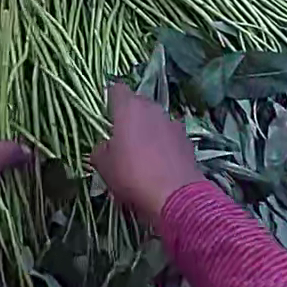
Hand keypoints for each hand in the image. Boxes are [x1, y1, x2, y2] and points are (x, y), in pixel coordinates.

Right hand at [91, 83, 203, 225]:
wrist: (176, 197)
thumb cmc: (133, 175)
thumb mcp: (104, 166)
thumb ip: (100, 150)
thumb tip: (104, 147)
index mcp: (128, 108)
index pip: (117, 89)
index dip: (111, 100)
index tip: (107, 117)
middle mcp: (151, 108)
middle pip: (138, 103)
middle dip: (130, 117)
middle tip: (123, 139)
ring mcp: (171, 122)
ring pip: (155, 119)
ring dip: (148, 129)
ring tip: (143, 154)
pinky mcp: (186, 138)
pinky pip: (169, 134)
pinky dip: (164, 143)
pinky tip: (161, 163)